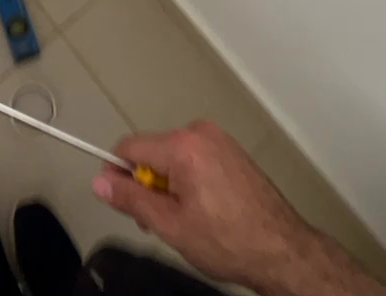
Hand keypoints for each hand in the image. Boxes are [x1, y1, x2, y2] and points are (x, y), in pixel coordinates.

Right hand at [93, 121, 385, 295]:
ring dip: (169, 182)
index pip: (129, 147)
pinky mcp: (231, 149)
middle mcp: (199, 132)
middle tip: (158, 220)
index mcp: (182, 146)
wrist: (284, 252)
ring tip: (186, 218)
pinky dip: (189, 178)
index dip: (116, 172)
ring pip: (173, 155)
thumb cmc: (229, 242)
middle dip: (148, 183)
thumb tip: (100, 182)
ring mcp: (218, 139)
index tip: (116, 197)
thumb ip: (130, 199)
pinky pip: (194, 156)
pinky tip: (204, 207)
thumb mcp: (170, 225)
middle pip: (152, 151)